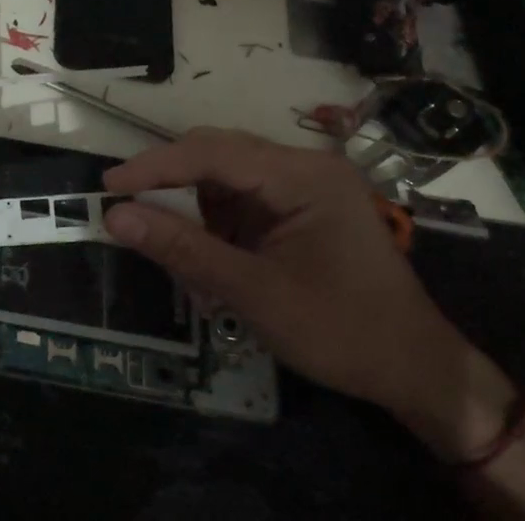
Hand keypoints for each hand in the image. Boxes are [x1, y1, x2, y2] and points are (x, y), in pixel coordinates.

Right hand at [102, 129, 513, 454]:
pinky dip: (213, 223)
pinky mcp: (299, 208)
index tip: (108, 185)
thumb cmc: (343, 332)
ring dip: (191, 207)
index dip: (155, 165)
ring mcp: (304, 186)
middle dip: (170, 182)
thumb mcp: (255, 293)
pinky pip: (239, 199)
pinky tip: (208, 256)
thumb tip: (114, 216)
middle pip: (216, 153)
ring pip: (223, 175)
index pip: (212, 152)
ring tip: (174, 249)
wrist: (417, 372)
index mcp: (304, 176)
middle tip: (126, 210)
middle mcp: (304, 167)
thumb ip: (183, 249)